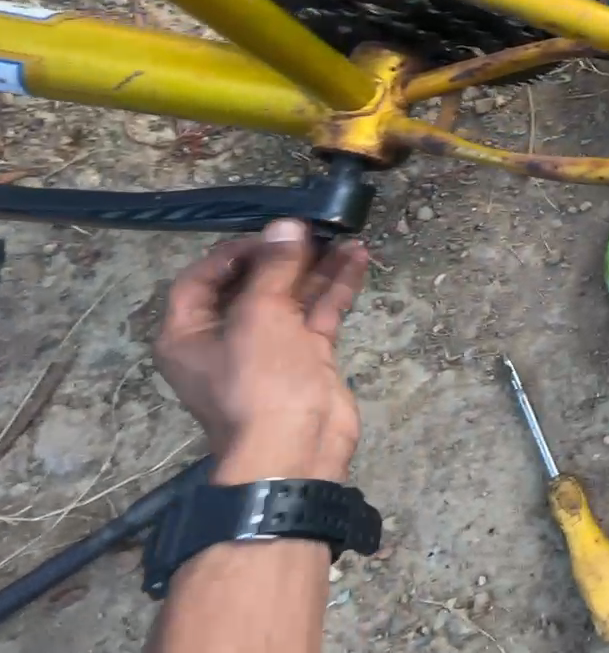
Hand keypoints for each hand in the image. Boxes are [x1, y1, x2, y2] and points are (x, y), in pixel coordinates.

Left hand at [155, 219, 367, 484]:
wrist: (296, 441)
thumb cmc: (260, 380)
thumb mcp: (260, 317)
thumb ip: (274, 269)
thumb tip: (286, 226)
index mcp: (191, 333)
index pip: (201, 281)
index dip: (234, 253)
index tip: (273, 234)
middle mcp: (227, 336)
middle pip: (254, 285)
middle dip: (286, 256)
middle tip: (317, 230)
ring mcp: (271, 345)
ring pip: (294, 296)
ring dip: (320, 267)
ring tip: (348, 238)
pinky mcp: (308, 353)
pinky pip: (320, 311)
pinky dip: (338, 287)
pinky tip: (359, 261)